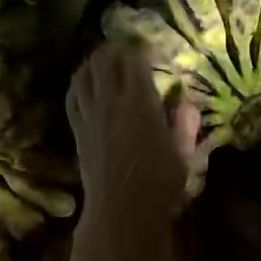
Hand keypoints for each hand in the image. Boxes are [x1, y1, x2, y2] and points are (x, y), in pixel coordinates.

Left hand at [66, 44, 200, 226]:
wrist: (121, 213)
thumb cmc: (159, 183)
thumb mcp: (184, 152)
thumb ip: (186, 122)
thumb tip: (187, 99)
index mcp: (139, 101)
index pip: (134, 57)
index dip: (144, 48)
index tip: (155, 50)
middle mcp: (110, 100)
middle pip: (105, 58)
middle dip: (117, 48)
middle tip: (131, 51)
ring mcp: (90, 114)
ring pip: (84, 72)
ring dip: (96, 61)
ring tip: (108, 62)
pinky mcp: (78, 129)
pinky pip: (73, 95)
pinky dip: (81, 82)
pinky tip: (88, 85)